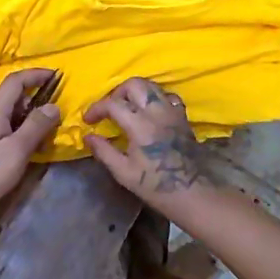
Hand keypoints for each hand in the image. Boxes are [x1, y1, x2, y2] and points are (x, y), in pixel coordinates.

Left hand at [0, 68, 61, 218]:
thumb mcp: (18, 150)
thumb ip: (36, 126)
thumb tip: (53, 106)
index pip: (14, 81)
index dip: (35, 74)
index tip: (56, 75)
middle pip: (11, 96)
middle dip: (34, 99)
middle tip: (54, 114)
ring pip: (6, 112)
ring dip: (27, 116)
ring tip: (44, 133)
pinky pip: (0, 125)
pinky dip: (17, 128)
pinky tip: (25, 145)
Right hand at [85, 77, 220, 213]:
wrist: (191, 193)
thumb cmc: (154, 185)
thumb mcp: (123, 172)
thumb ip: (104, 151)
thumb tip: (88, 137)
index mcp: (140, 125)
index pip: (113, 104)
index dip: (96, 109)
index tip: (88, 121)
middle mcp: (157, 112)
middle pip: (134, 85)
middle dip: (117, 93)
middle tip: (109, 109)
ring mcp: (173, 113)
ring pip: (152, 86)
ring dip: (135, 92)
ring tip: (127, 108)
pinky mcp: (183, 118)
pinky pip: (168, 97)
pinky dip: (155, 98)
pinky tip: (149, 112)